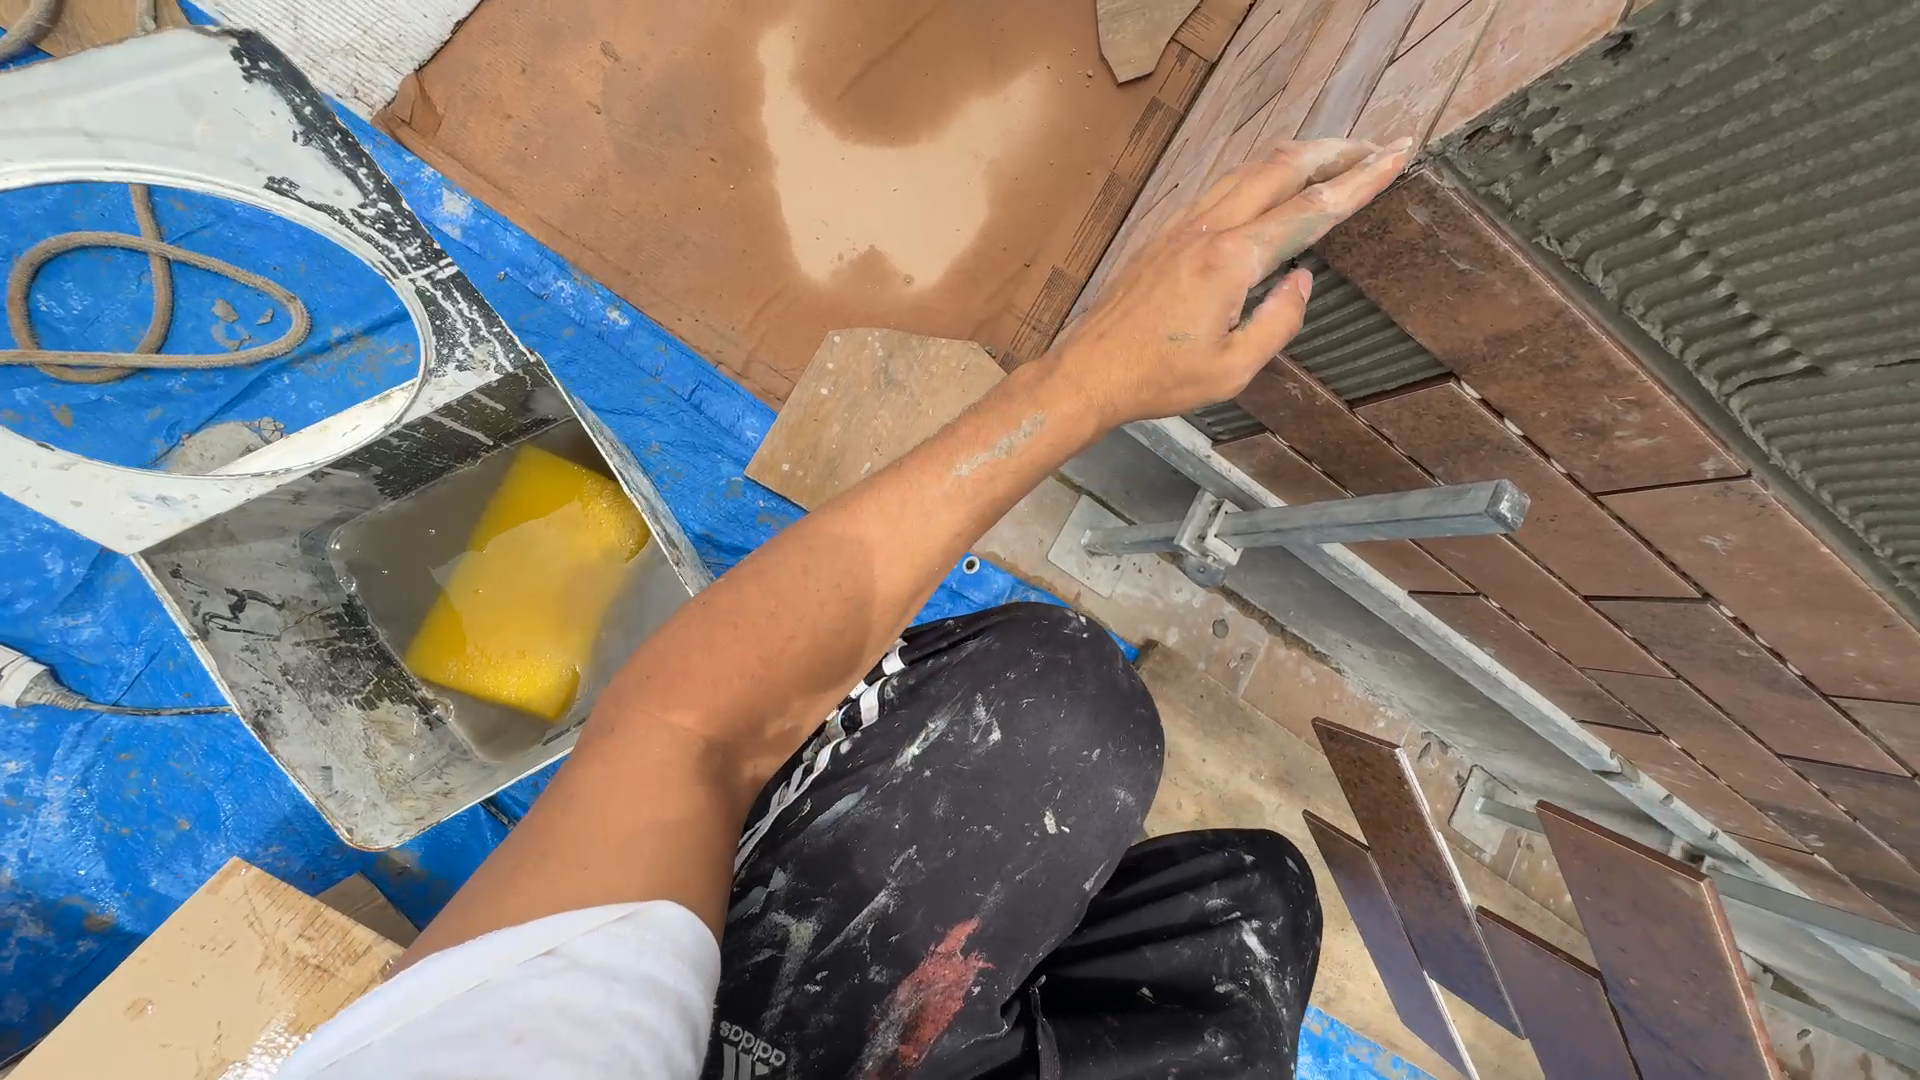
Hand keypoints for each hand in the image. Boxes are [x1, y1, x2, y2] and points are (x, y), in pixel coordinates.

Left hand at [1049, 137, 1412, 427]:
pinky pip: (1216, 190)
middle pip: (1279, 168)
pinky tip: (1263, 187)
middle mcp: (1205, 231)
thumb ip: (1279, 321)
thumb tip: (1302, 279)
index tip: (1397, 154)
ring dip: (1292, 159)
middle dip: (1333, 151)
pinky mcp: (1159, 236)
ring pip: (1244, 172)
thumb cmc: (1158, 379)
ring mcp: (1178, 228)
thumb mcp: (1232, 369)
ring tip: (1328, 158)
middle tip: (1373, 148)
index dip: (1360, 180)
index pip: (1310, 208)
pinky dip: (1253, 177)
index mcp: (1230, 261)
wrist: (1088, 372)